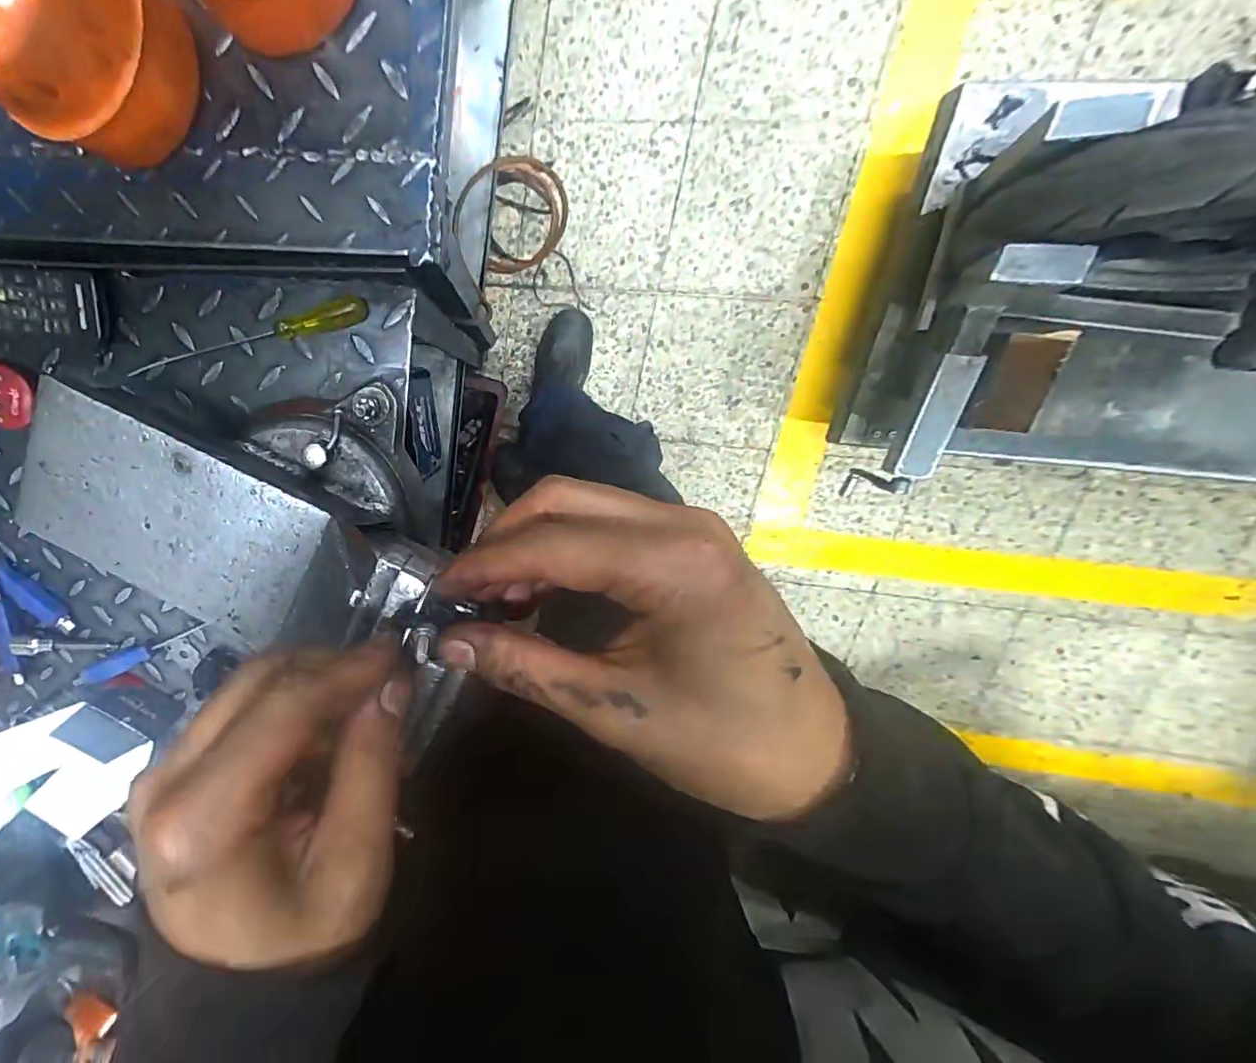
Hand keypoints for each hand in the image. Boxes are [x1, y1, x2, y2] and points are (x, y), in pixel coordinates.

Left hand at [127, 644, 406, 968]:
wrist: (235, 976)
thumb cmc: (298, 934)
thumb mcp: (354, 867)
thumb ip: (371, 770)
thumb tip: (388, 686)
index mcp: (200, 821)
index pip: (279, 711)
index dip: (342, 672)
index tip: (392, 653)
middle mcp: (163, 783)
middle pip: (256, 684)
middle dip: (327, 668)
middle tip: (381, 676)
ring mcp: (158, 769)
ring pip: (243, 685)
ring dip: (308, 683)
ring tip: (355, 709)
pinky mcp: (168, 765)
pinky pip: (234, 706)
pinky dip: (285, 703)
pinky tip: (319, 729)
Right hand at [436, 478, 851, 820]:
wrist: (817, 756)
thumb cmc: (722, 743)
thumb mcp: (613, 709)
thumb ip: (524, 666)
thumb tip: (448, 641)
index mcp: (672, 563)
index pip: (551, 543)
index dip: (483, 565)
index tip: (438, 593)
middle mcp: (680, 523)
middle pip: (559, 499)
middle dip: (501, 541)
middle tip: (465, 594)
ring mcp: (686, 524)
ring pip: (579, 503)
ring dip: (527, 540)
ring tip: (495, 596)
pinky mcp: (685, 539)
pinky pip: (603, 522)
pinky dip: (558, 547)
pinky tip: (538, 589)